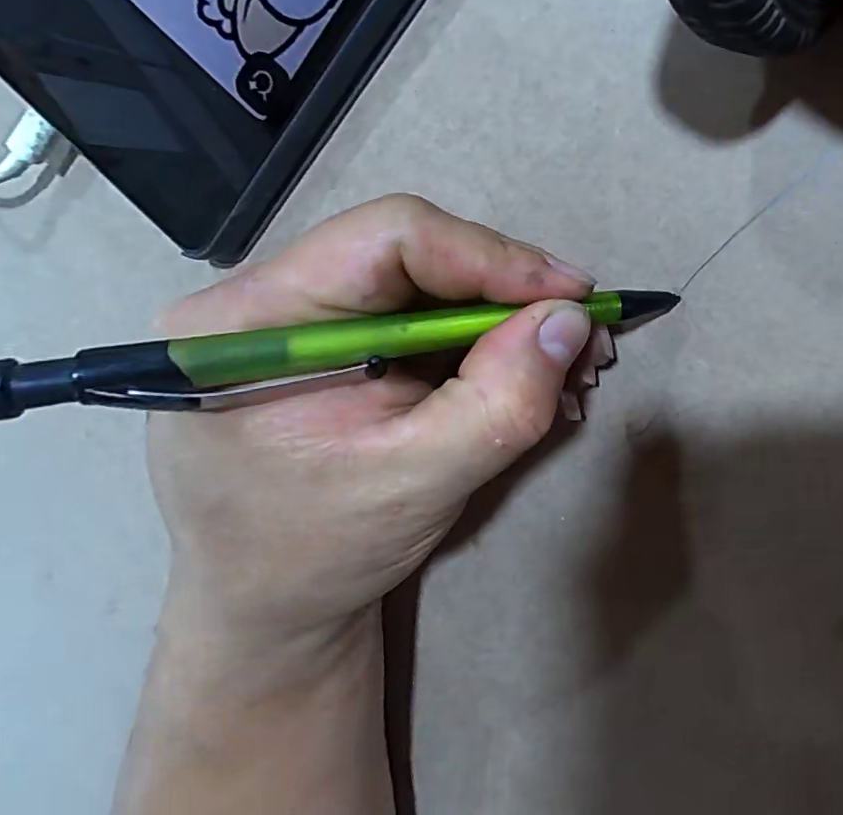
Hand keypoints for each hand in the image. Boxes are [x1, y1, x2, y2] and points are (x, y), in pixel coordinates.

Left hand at [147, 195, 609, 650]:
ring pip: (435, 280)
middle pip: (420, 253)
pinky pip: (431, 314)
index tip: (571, 297)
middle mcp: (277, 294)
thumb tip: (572, 319)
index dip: (492, 257)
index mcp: (255, 318)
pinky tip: (533, 374)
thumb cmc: (323, 553)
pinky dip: (491, 339)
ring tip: (571, 365)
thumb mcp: (421, 481)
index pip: (390, 236)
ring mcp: (313, 314)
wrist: (274, 605)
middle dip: (514, 293)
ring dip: (512, 318)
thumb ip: (501, 400)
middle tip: (586, 334)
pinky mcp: (347, 336)